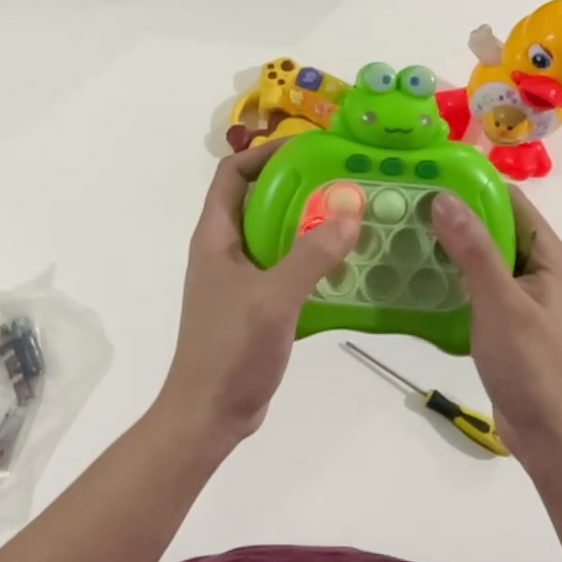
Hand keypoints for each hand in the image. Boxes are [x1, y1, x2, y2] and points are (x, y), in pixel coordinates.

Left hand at [159, 140, 361, 440]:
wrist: (209, 412)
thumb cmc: (231, 349)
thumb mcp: (274, 298)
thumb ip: (312, 255)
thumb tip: (349, 211)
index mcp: (215, 236)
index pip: (232, 174)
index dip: (265, 153)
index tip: (310, 149)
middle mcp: (223, 250)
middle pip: (257, 200)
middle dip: (297, 186)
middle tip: (344, 181)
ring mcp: (237, 278)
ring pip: (273, 235)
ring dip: (307, 224)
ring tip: (352, 217)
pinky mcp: (253, 303)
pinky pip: (282, 266)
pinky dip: (309, 259)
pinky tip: (344, 265)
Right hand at [429, 187, 561, 453]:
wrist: (558, 442)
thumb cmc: (536, 368)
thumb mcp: (501, 304)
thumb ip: (474, 250)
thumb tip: (444, 197)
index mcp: (551, 260)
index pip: (512, 203)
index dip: (474, 185)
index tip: (428, 174)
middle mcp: (540, 275)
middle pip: (495, 231)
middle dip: (454, 217)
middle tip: (403, 205)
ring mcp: (525, 304)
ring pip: (483, 264)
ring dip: (449, 252)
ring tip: (401, 237)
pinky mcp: (509, 330)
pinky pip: (478, 294)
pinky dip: (451, 285)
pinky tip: (416, 284)